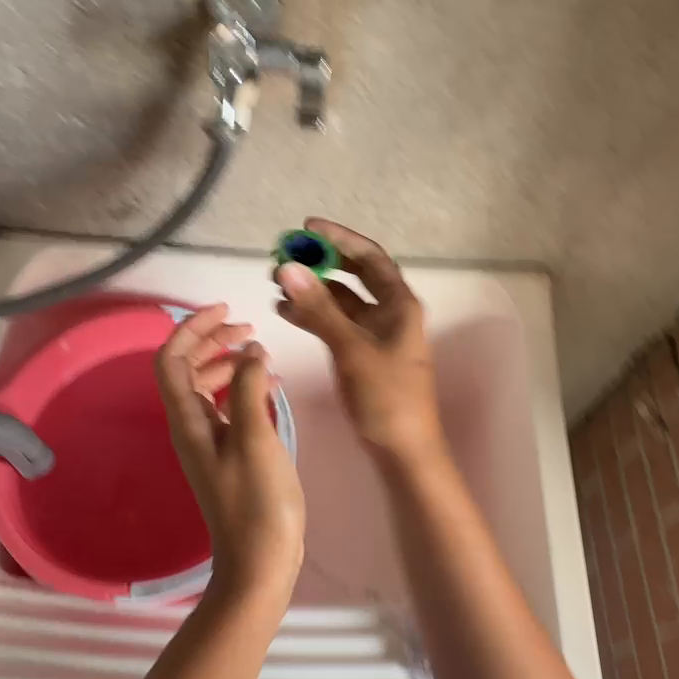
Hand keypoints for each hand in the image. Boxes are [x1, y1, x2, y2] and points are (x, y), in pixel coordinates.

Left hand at [154, 304, 305, 600]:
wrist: (259, 561)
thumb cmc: (256, 501)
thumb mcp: (255, 438)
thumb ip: (250, 388)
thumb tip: (251, 352)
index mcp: (188, 420)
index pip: (172, 360)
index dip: (192, 329)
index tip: (225, 310)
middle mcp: (191, 426)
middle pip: (188, 369)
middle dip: (213, 340)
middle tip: (248, 327)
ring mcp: (210, 441)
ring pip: (209, 386)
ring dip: (230, 362)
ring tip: (263, 352)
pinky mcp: (229, 454)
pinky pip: (228, 406)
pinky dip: (245, 387)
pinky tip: (271, 385)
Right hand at [273, 219, 446, 467]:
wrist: (404, 451)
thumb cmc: (386, 397)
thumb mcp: (350, 348)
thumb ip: (318, 308)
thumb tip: (287, 268)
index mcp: (400, 304)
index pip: (370, 257)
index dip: (339, 238)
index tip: (306, 227)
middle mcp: (390, 312)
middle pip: (354, 275)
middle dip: (320, 264)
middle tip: (284, 257)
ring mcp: (376, 334)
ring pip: (341, 301)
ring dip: (312, 290)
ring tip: (275, 283)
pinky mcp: (362, 354)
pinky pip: (335, 325)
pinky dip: (312, 316)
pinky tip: (284, 311)